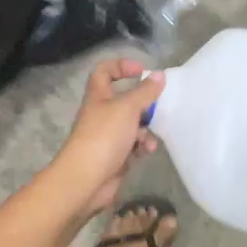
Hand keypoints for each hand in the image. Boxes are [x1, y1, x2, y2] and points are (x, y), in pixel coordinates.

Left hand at [50, 59, 163, 213]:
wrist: (86, 180)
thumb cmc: (104, 136)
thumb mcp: (127, 108)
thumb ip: (145, 92)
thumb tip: (159, 74)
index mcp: (99, 96)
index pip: (104, 71)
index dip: (121, 66)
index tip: (141, 71)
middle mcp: (102, 113)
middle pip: (124, 99)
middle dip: (143, 102)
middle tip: (158, 104)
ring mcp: (108, 136)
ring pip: (132, 124)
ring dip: (145, 127)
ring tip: (151, 133)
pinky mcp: (116, 155)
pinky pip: (134, 145)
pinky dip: (142, 145)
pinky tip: (147, 150)